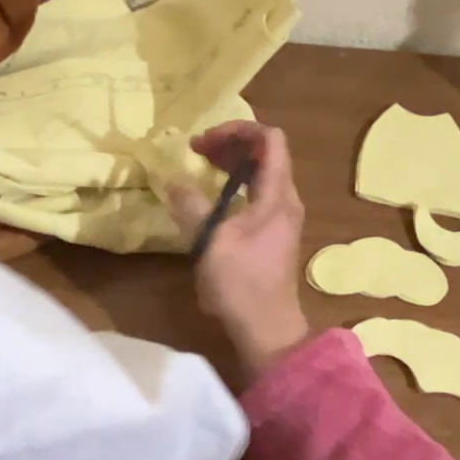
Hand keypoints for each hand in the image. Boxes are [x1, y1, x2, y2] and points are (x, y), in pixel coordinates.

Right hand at [167, 121, 311, 375]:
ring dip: (233, 165)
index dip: (237, 130)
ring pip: (263, 174)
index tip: (203, 142)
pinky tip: (213, 201)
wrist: (268, 329)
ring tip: (202, 170)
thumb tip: (172, 180)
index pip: (269, 138)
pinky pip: (259, 195)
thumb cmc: (241, 285)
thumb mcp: (209, 242)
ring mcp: (283, 218)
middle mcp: (287, 200)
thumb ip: (191, 206)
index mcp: (277, 195)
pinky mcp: (275, 235)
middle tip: (196, 152)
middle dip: (231, 145)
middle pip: (266, 153)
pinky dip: (237, 186)